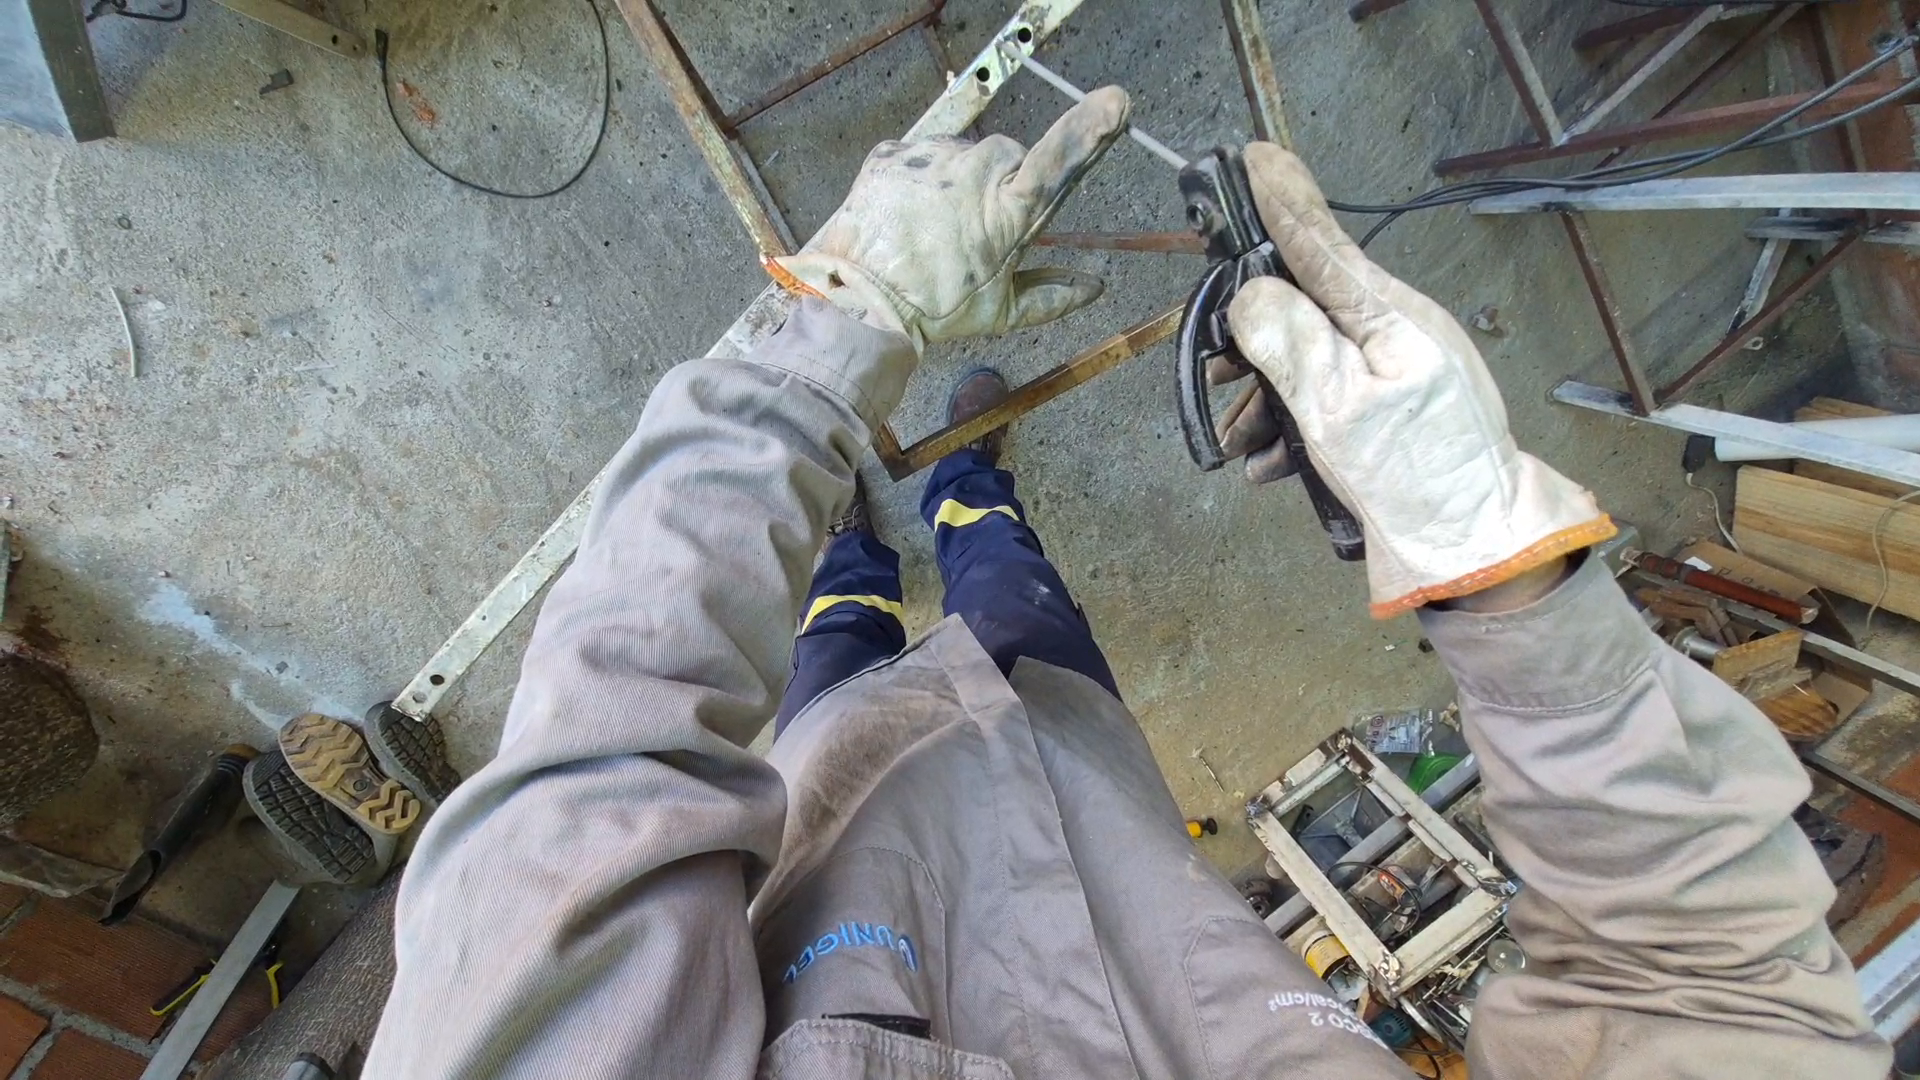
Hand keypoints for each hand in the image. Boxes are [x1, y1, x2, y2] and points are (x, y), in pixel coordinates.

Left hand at [769, 88, 1130, 352]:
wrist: (861, 302)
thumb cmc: (937, 310)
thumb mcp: (1001, 312)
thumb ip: (1053, 296)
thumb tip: (1095, 288)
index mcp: (1007, 213)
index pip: (1056, 165)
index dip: (1088, 132)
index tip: (1116, 103)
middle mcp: (975, 172)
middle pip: (1006, 157)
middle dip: (999, 185)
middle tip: (974, 233)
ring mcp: (932, 158)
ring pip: (962, 156)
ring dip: (957, 183)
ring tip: (933, 231)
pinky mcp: (896, 152)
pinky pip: (921, 158)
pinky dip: (920, 182)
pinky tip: (907, 218)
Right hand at [1221, 144, 1614, 617]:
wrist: (1470, 549)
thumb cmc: (1410, 474)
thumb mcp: (1337, 407)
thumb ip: (1291, 343)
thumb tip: (1250, 292)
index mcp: (1388, 315)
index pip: (1322, 242)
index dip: (1283, 201)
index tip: (1253, 156)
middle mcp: (1390, 332)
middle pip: (1302, 308)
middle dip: (1250, 343)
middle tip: (1213, 373)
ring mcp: (1389, 373)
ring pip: (1304, 362)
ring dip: (1261, 403)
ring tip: (1239, 444)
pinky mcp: (1384, 412)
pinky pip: (1321, 403)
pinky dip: (1289, 432)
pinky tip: (1270, 467)